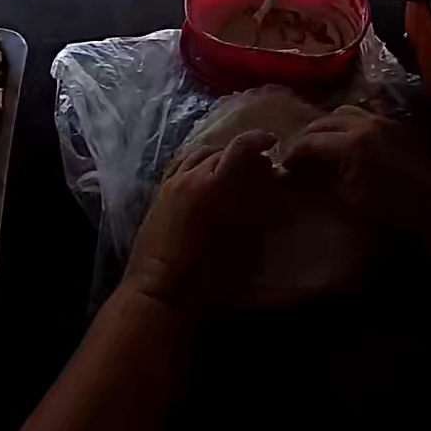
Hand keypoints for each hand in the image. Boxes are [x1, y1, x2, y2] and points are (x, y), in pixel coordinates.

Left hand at [122, 130, 282, 312]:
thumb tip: (271, 186)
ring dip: (218, 157)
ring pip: (198, 155)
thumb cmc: (209, 275)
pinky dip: (197, 164)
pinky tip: (202, 176)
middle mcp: (192, 176)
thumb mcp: (245, 243)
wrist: (160, 291)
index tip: (271, 142)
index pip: (240, 147)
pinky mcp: (159, 194)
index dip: (258, 139)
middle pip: (221, 151)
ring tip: (230, 170)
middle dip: (241, 155)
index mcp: (215, 185)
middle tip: (257, 169)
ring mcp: (172, 183)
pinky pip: (180, 166)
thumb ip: (260, 210)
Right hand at [279, 106, 430, 239]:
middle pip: (324, 120)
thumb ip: (326, 179)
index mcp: (351, 143)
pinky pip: (364, 116)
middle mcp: (364, 123)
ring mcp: (383, 121)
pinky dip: (347, 124)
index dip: (293, 153)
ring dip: (327, 125)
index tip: (283, 164)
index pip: (310, 142)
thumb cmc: (397, 209)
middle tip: (297, 152)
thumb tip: (305, 173)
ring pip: (344, 112)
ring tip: (320, 142)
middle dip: (307, 136)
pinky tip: (346, 140)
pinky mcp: (397, 125)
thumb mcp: (353, 198)